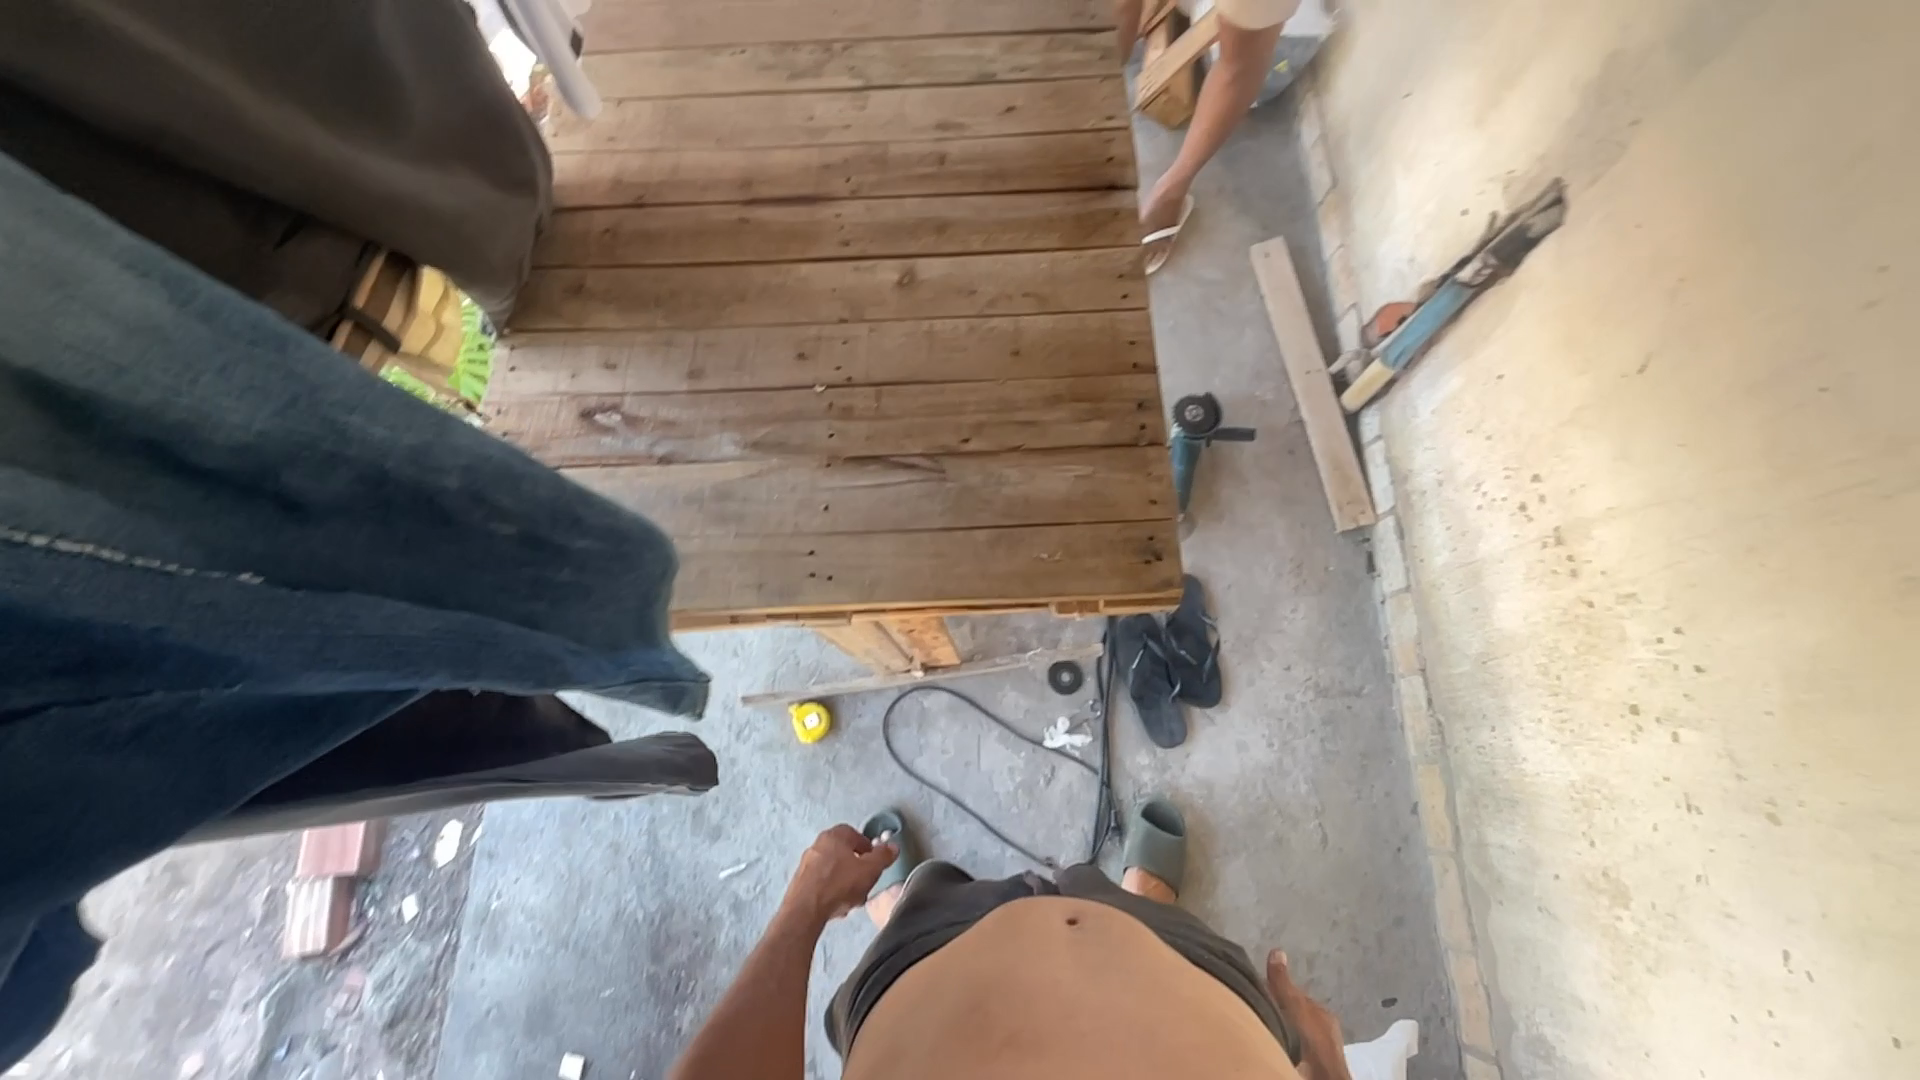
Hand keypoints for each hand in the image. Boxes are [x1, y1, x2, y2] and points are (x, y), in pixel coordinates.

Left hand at [779, 824, 897, 927]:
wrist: (805, 910)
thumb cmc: (839, 884)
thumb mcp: (870, 870)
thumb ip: (883, 856)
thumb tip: (892, 847)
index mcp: (835, 835)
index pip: (855, 834)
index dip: (867, 848)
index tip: (874, 861)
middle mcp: (818, 845)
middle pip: (843, 852)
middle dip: (856, 867)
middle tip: (865, 880)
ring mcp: (806, 864)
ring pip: (832, 869)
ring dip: (844, 881)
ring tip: (852, 897)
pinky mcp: (799, 882)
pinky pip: (821, 883)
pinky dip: (831, 891)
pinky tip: (837, 905)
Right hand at [1264, 950, 1352, 1079]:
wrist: (1320, 1075)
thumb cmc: (1309, 1037)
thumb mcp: (1292, 1003)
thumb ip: (1283, 982)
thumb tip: (1277, 950)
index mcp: (1323, 1013)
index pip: (1297, 996)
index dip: (1278, 992)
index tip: (1259, 992)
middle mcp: (1324, 1030)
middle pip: (1296, 1015)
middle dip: (1279, 1012)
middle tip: (1258, 1010)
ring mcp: (1320, 1050)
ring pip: (1295, 1033)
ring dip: (1281, 1030)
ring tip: (1261, 1027)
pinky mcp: (1312, 1066)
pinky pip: (1293, 1049)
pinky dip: (1283, 1045)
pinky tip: (1272, 1045)